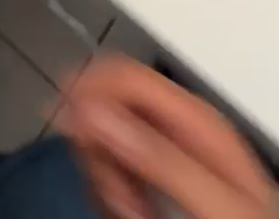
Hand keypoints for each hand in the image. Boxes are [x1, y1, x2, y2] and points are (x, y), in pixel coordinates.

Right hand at [55, 57, 278, 218]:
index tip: (63, 122)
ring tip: (128, 210)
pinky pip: (105, 162)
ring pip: (99, 135)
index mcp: (195, 118)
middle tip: (112, 191)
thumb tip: (94, 110)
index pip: (126, 73)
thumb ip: (156, 156)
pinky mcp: (151, 172)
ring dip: (101, 172)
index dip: (87, 85)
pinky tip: (128, 210)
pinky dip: (106, 185)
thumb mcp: (215, 205)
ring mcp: (161, 148)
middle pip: (105, 103)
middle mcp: (175, 124)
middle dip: (96, 145)